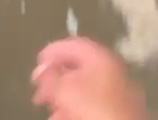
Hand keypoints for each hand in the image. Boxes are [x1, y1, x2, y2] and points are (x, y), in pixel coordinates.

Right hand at [30, 38, 146, 119]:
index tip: (38, 63)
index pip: (71, 44)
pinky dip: (77, 107)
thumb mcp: (66, 90)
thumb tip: (39, 70)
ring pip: (84, 88)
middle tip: (40, 92)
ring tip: (51, 112)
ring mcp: (117, 89)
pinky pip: (93, 102)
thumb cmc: (95, 107)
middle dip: (56, 81)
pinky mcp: (119, 109)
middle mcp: (111, 67)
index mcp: (100, 55)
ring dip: (64, 98)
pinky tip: (64, 116)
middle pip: (77, 68)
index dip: (52, 51)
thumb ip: (49, 77)